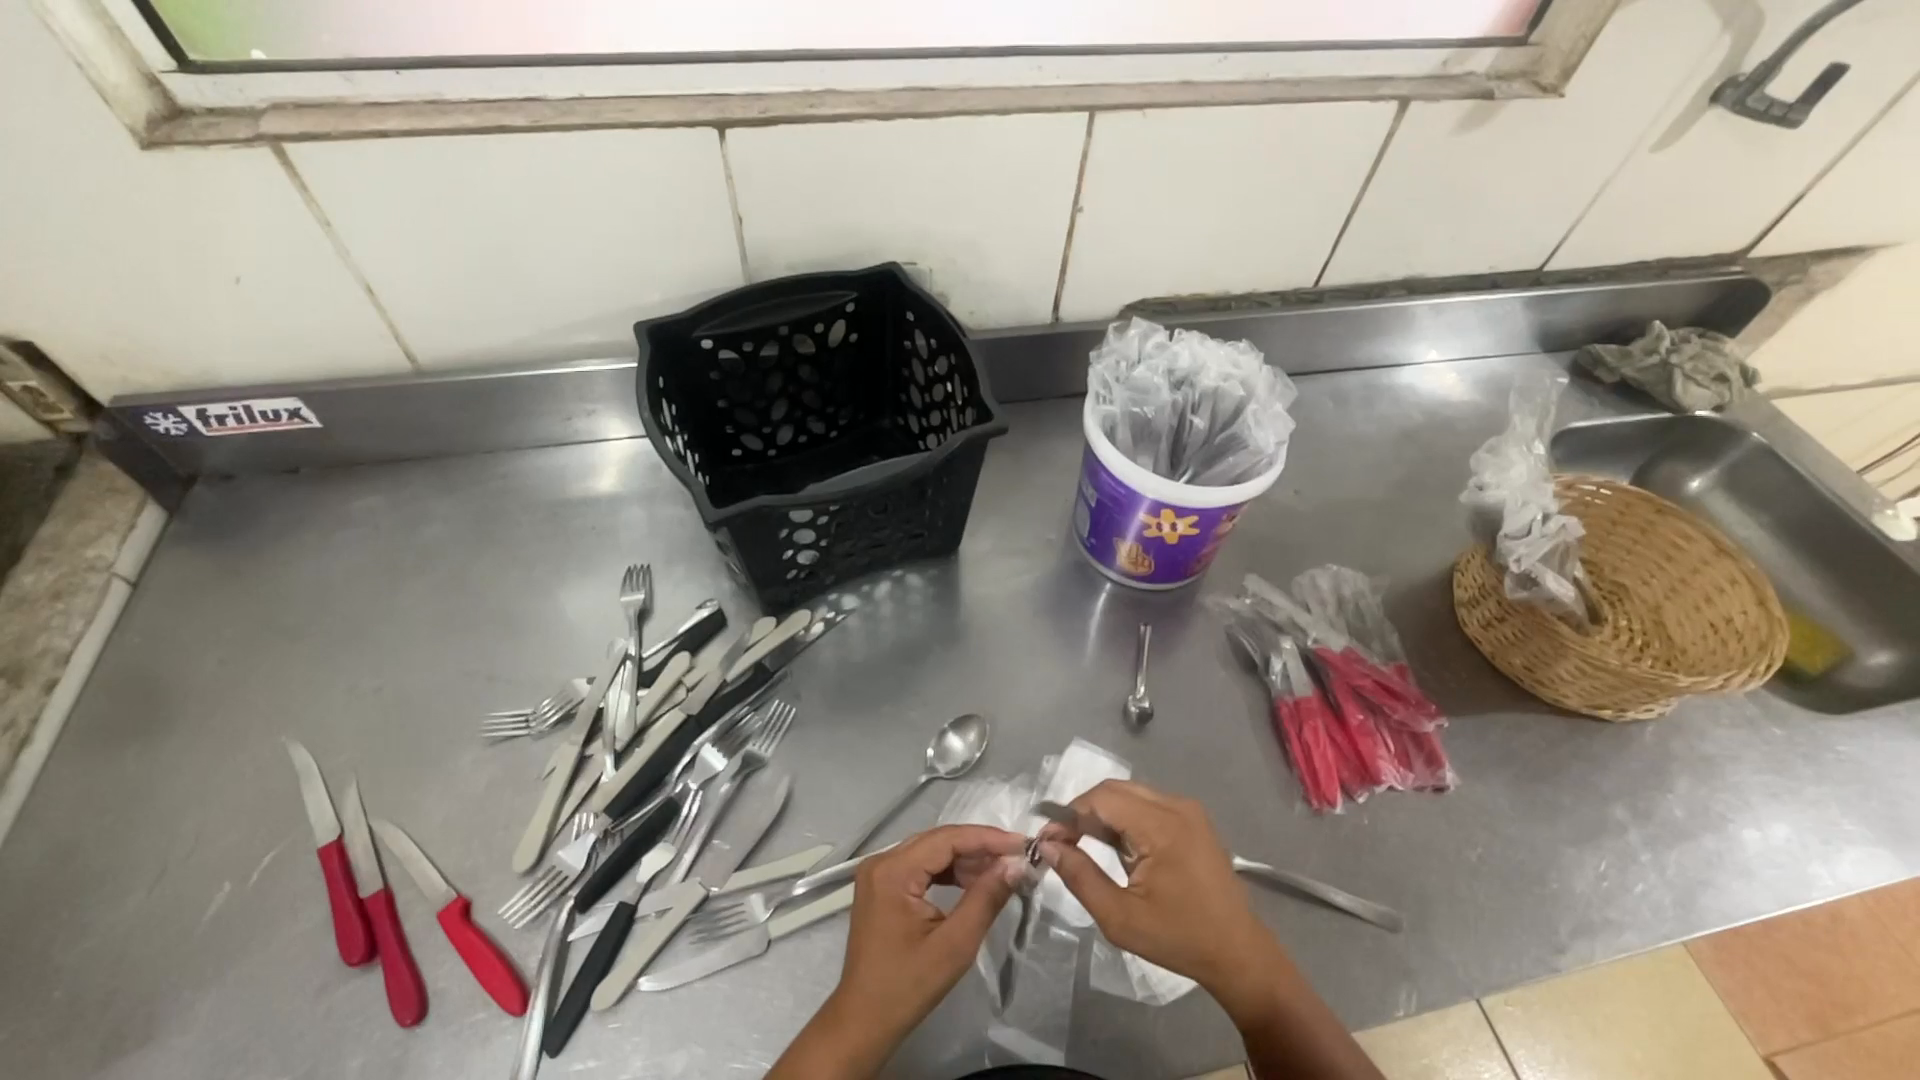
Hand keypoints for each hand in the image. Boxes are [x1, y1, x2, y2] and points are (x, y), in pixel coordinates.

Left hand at [836, 824, 1026, 1034]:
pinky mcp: (882, 887)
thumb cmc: (908, 985)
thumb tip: (1015, 864)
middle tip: (1017, 858)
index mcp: (893, 871)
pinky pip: (921, 867)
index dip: (988, 838)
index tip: (1023, 845)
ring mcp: (878, 874)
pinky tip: (973, 883)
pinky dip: (948, 873)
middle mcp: (881, 862)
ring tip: (1001, 871)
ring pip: (931, 852)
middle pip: (938, 841)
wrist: (865, 1020)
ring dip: (966, 860)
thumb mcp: (955, 944)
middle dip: (979, 847)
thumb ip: (986, 897)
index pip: (947, 839)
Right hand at [1038, 780, 1280, 1003]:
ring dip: (1103, 814)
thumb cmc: (1178, 938)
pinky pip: (1148, 804)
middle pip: (1115, 790)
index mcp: (1162, 827)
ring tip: (1085, 846)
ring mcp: (1189, 811)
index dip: (1069, 815)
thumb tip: (1048, 845)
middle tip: (1063, 843)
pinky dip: (1124, 818)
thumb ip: (1080, 876)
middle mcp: (1177, 807)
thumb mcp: (1119, 917)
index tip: (1049, 842)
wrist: (1237, 952)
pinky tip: (1117, 848)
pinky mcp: (1194, 820)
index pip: (1101, 798)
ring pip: (1130, 794)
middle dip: (1083, 812)